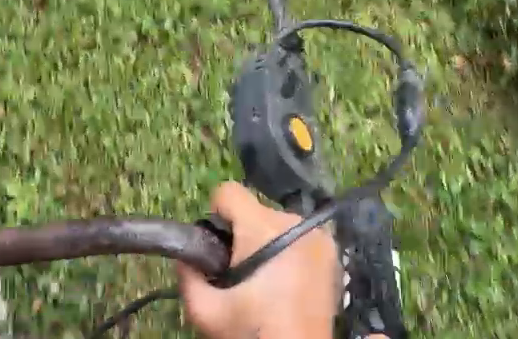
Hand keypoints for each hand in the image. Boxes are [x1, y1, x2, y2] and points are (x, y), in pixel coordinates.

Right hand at [177, 182, 339, 338]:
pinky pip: (299, 237)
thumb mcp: (208, 313)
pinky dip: (289, 252)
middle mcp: (294, 221)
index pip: (229, 192)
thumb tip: (184, 256)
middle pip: (253, 211)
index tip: (218, 247)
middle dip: (242, 236)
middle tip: (242, 276)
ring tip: (266, 283)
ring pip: (276, 224)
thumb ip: (188, 277)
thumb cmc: (255, 334)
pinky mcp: (332, 251)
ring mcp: (317, 235)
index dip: (216, 215)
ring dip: (266, 244)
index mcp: (263, 228)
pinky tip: (287, 283)